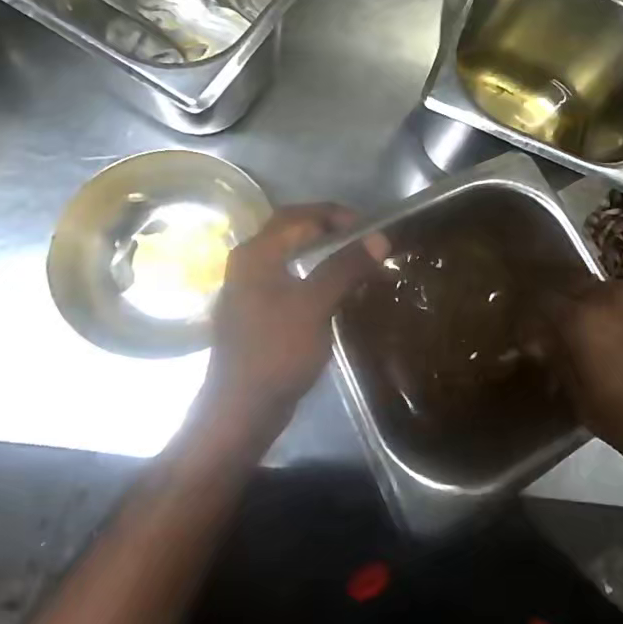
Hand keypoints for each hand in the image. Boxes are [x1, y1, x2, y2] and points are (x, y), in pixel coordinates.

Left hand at [194, 204, 386, 446]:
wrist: (242, 409)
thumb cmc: (276, 352)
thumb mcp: (315, 305)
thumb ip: (345, 267)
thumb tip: (379, 237)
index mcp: (256, 254)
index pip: (298, 215)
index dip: (334, 214)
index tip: (369, 226)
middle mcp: (249, 264)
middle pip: (293, 233)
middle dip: (332, 232)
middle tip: (367, 243)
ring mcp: (251, 290)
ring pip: (293, 259)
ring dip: (326, 256)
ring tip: (360, 266)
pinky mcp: (259, 314)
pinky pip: (292, 282)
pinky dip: (316, 278)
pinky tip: (339, 294)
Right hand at [543, 281, 622, 505]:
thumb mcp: (596, 415)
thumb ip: (566, 372)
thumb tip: (551, 351)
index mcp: (583, 322)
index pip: (539, 305)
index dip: (531, 326)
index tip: (534, 348)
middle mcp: (613, 294)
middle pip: (573, 292)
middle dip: (565, 316)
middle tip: (570, 347)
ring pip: (610, 294)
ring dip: (602, 315)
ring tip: (616, 349)